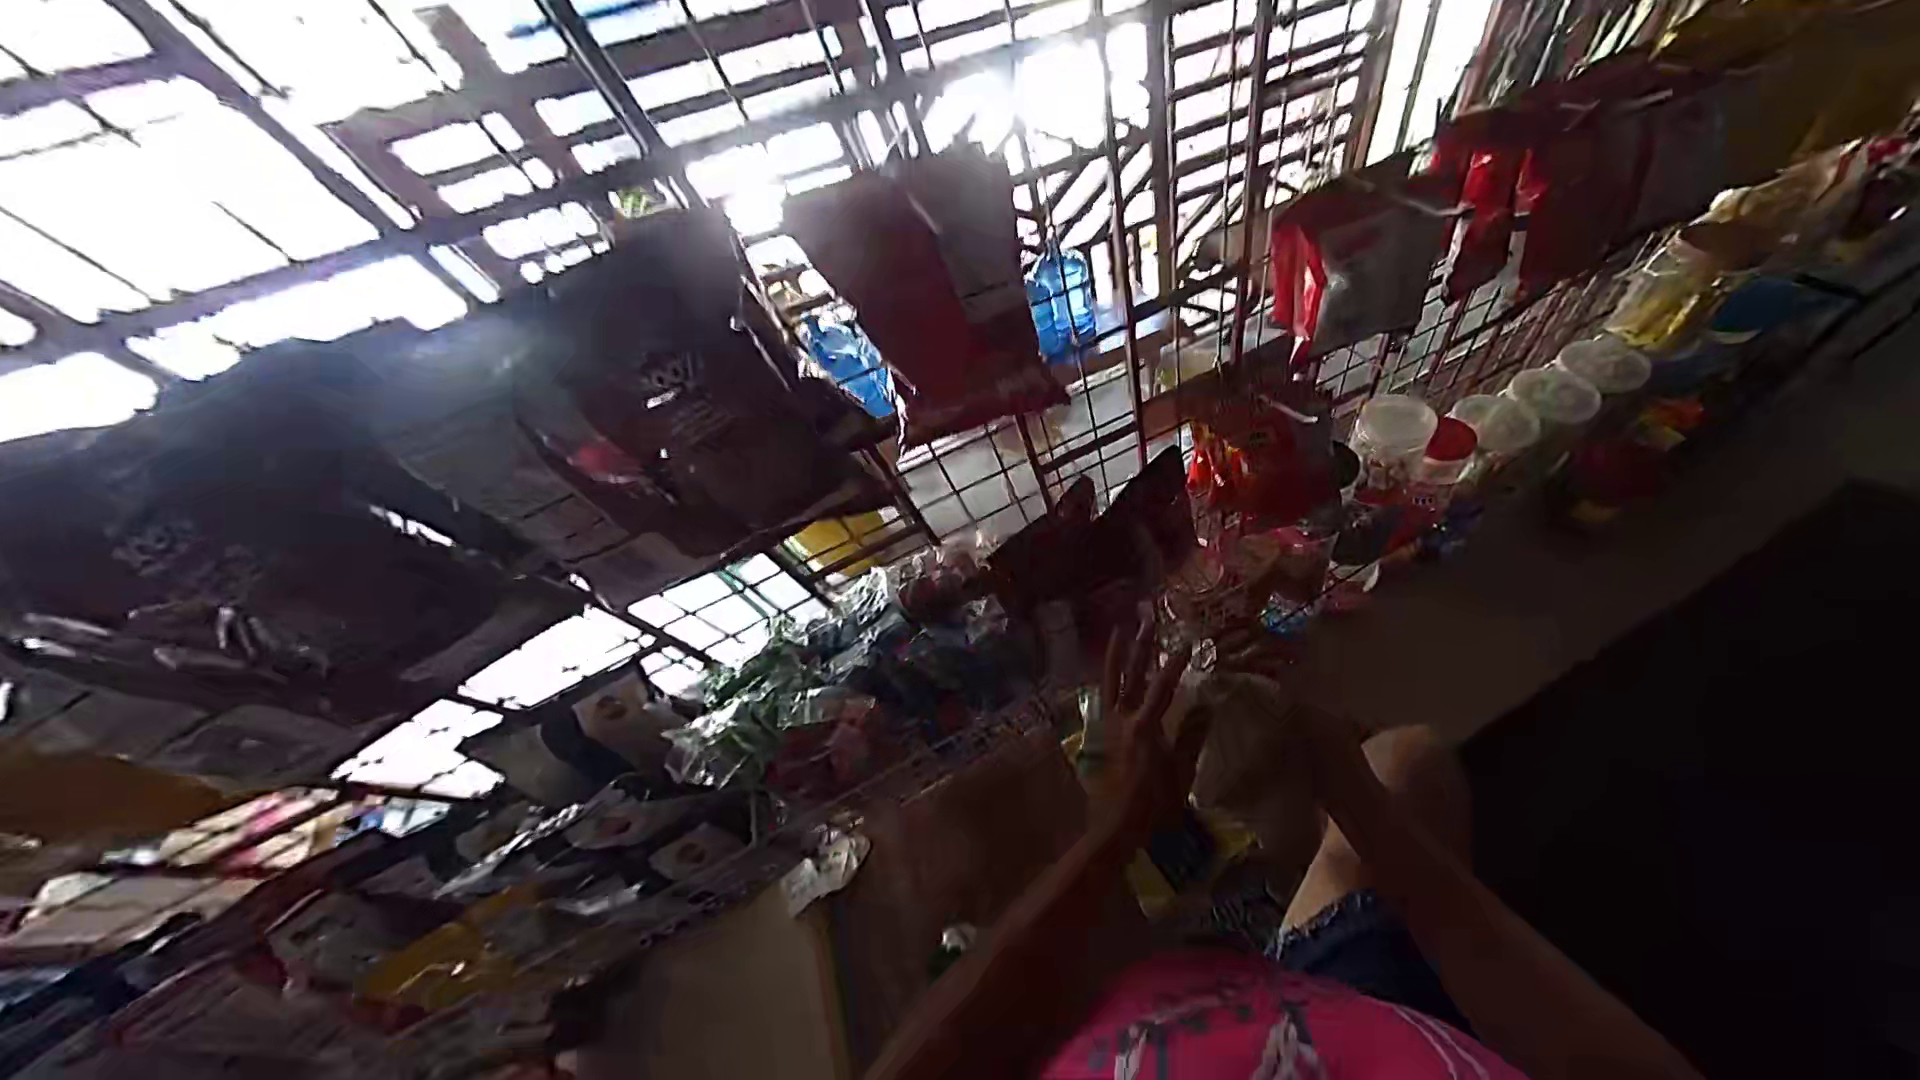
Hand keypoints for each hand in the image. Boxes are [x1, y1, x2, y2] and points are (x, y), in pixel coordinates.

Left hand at [1096, 622, 1204, 840]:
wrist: (1114, 825)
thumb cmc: (1152, 804)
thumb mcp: (1180, 773)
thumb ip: (1191, 737)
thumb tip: (1206, 705)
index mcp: (1143, 727)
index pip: (1163, 687)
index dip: (1175, 664)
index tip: (1187, 642)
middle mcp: (1121, 718)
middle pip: (1132, 674)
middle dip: (1142, 646)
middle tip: (1147, 621)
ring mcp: (1106, 723)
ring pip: (1110, 680)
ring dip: (1116, 654)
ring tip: (1120, 631)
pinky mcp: (1098, 731)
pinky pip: (1102, 696)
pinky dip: (1106, 678)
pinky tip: (1110, 670)